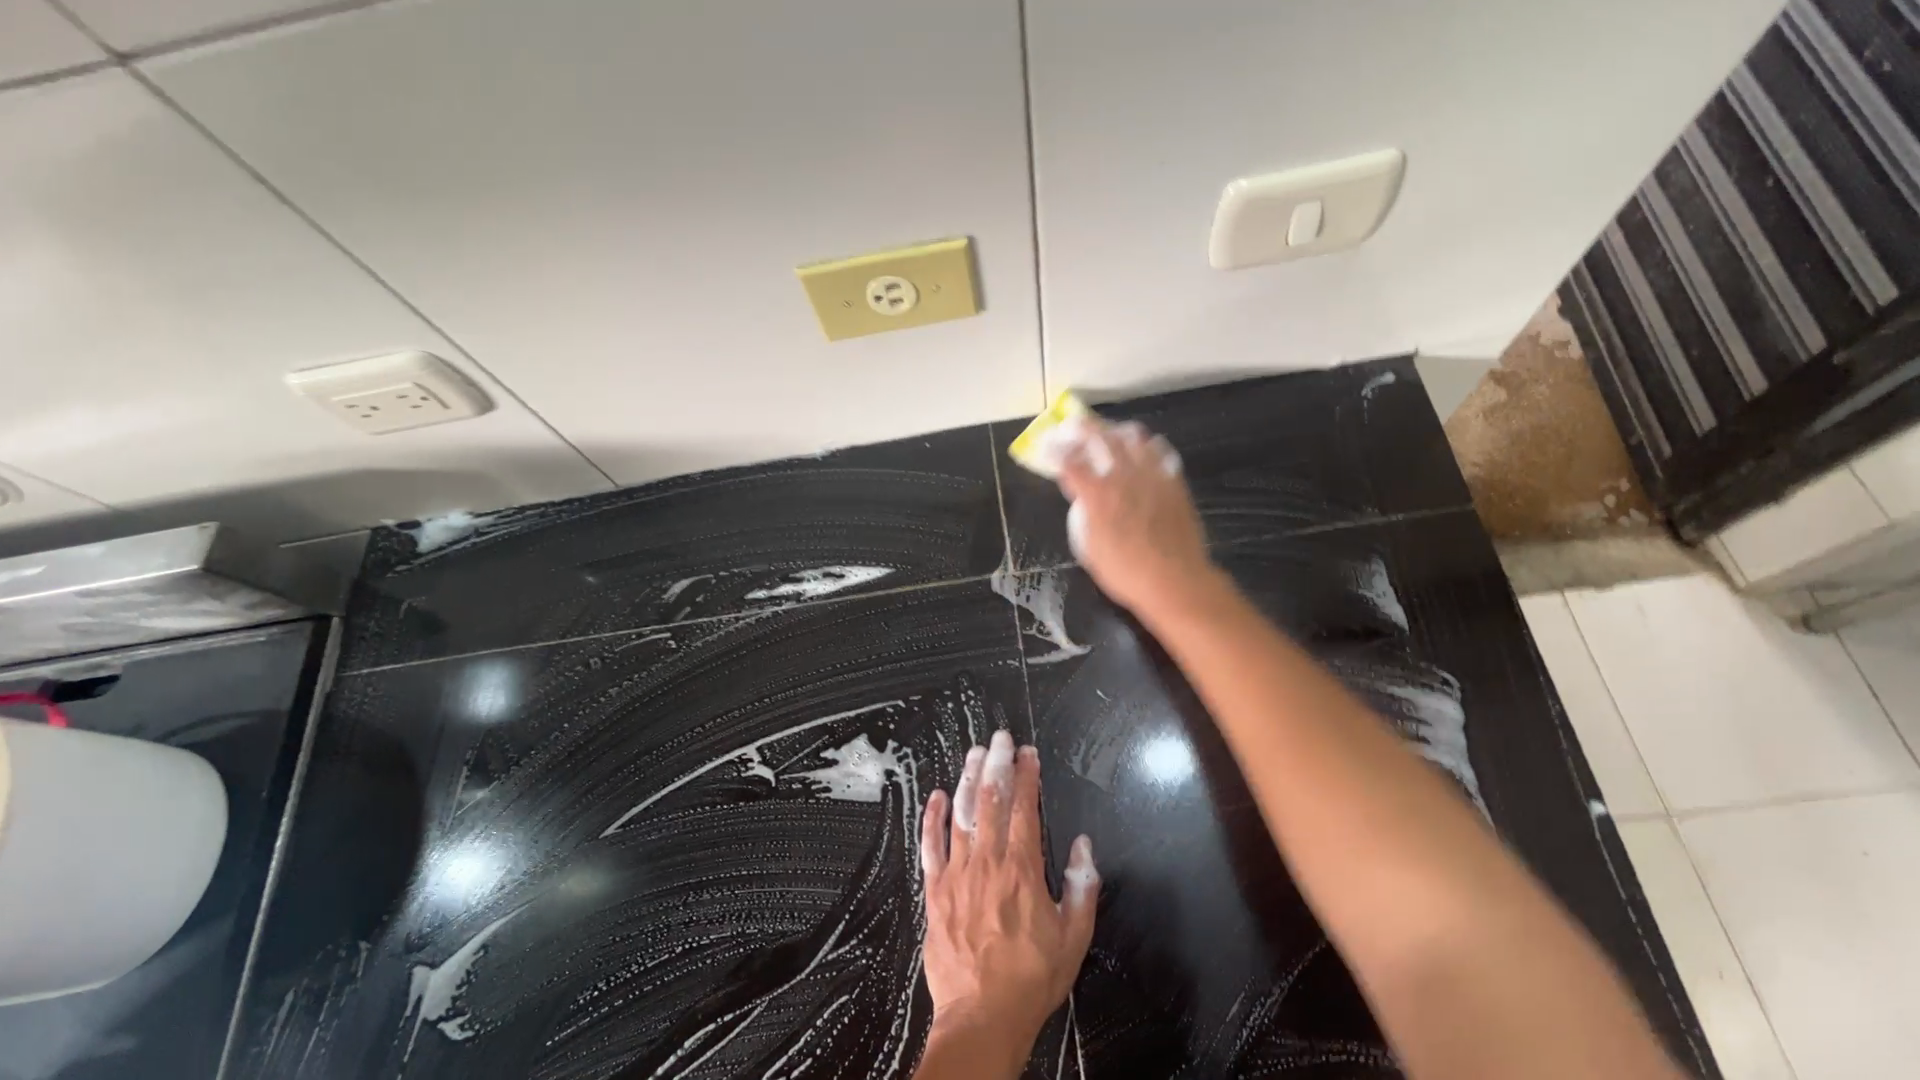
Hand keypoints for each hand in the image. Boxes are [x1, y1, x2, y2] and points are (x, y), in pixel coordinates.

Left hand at [918, 731, 1096, 1070]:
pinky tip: (937, 795)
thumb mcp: (1074, 937)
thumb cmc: (1031, 979)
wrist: (982, 1016)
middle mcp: (987, 864)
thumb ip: (1081, 886)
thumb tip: (1082, 846)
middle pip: (991, 801)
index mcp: (1022, 871)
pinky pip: (930, 846)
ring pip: (962, 815)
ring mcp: (957, 875)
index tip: (1028, 754)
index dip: (1026, 776)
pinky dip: (932, 818)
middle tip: (1000, 738)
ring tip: (975, 753)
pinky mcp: (935, 892)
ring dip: (969, 780)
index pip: (1025, 809)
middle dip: (997, 765)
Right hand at [1054, 417, 1213, 617]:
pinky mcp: (1173, 479)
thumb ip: (1083, 513)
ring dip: (1113, 431)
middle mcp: (1123, 475)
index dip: (1053, 451)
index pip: (1068, 461)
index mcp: (1097, 494)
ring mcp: (1152, 474)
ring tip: (1106, 434)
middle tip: (1071, 426)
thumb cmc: (1125, 571)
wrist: (1175, 580)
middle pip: (1099, 437)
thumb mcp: (1090, 546)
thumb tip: (1081, 496)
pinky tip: (1141, 450)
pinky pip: (1158, 449)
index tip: (1044, 446)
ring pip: (1131, 436)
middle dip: (1080, 428)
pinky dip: (1144, 444)